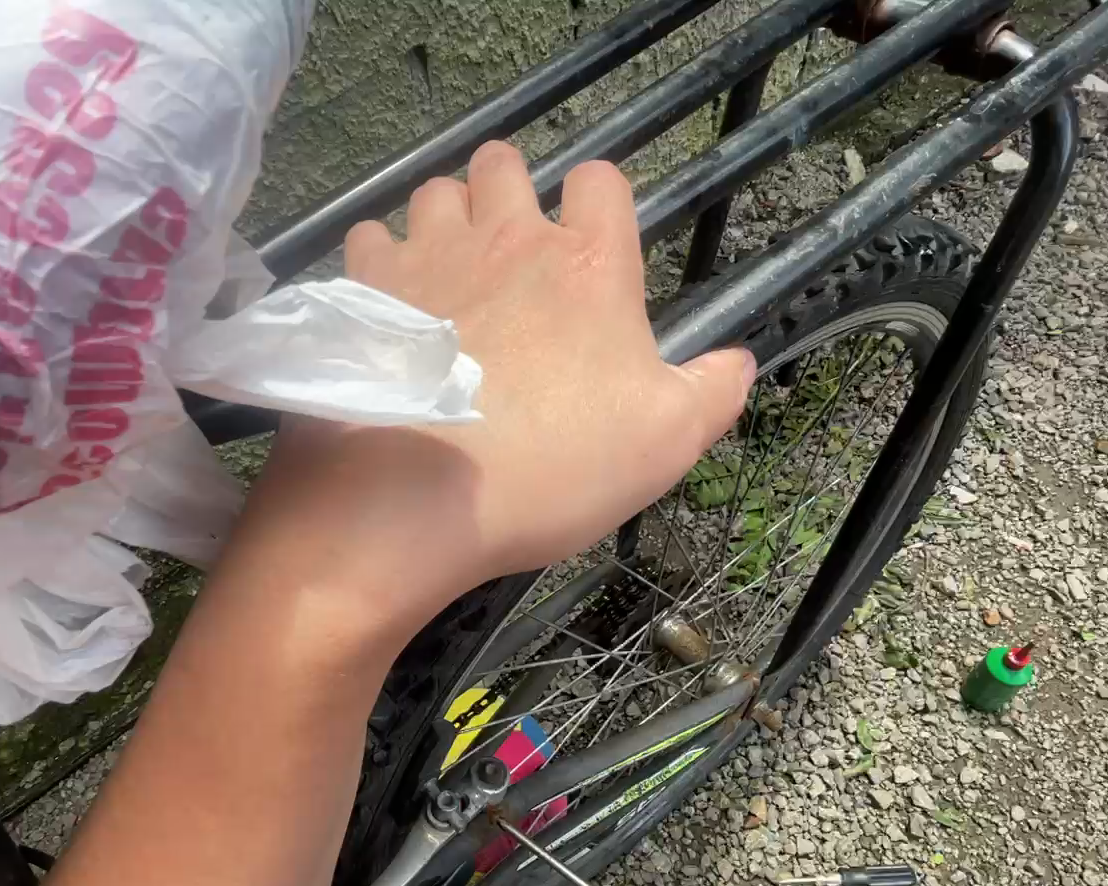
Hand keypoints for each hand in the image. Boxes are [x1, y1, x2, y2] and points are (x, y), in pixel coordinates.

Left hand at [230, 142, 752, 636]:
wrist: (426, 500)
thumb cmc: (557, 468)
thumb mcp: (666, 442)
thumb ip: (712, 393)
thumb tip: (739, 362)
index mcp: (588, 267)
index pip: (602, 182)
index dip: (599, 204)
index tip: (594, 246)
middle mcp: (507, 240)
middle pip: (504, 163)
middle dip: (510, 191)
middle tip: (512, 255)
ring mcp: (431, 258)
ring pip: (436, 192)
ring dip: (447, 218)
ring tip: (451, 276)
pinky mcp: (368, 291)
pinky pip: (371, 238)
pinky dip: (383, 259)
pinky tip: (392, 302)